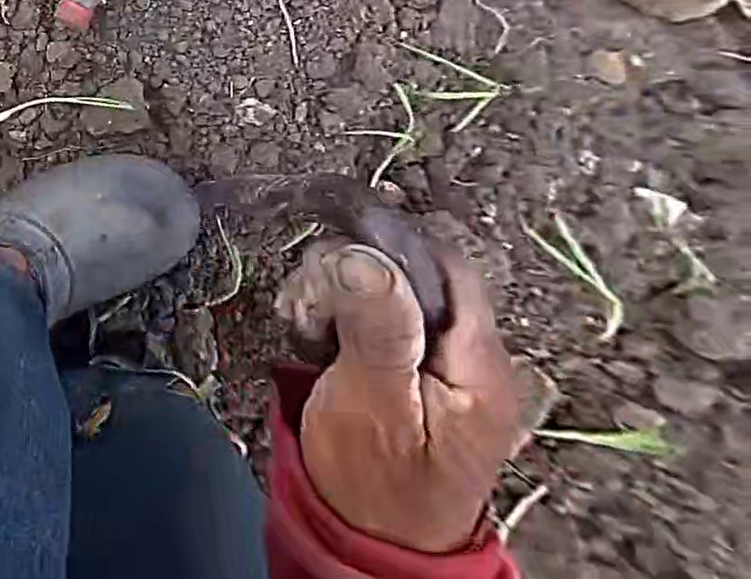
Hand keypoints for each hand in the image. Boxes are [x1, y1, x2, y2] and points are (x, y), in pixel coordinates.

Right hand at [278, 241, 520, 552]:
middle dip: (344, 276)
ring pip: (377, 290)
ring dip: (328, 294)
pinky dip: (328, 312)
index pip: (445, 269)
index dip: (387, 250)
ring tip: (303, 325)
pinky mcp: (398, 363)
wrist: (367, 530)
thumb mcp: (373, 401)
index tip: (330, 255)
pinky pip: (364, 314)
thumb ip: (375, 330)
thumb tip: (363, 258)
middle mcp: (462, 352)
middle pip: (405, 276)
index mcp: (476, 362)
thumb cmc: (373, 473)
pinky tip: (308, 333)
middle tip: (306, 306)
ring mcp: (430, 358)